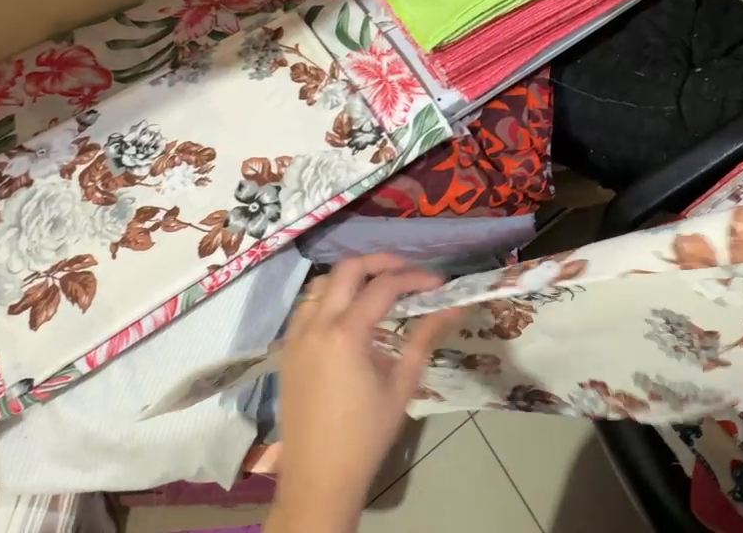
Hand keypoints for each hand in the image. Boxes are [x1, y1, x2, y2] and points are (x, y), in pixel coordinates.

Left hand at [267, 254, 463, 532]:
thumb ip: (425, 338)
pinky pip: (306, 307)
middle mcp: (316, 325)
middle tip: (409, 273)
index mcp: (346, 334)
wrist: (319, 478)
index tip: (439, 282)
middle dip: (382, 263)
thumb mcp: (402, 385)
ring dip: (352, 277)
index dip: (415, 278)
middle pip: (348, 269)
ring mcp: (296, 336)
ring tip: (379, 288)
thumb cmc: (366, 435)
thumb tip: (455, 306)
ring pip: (322, 283)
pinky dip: (329, 297)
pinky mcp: (287, 351)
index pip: (384, 286)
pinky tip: (349, 313)